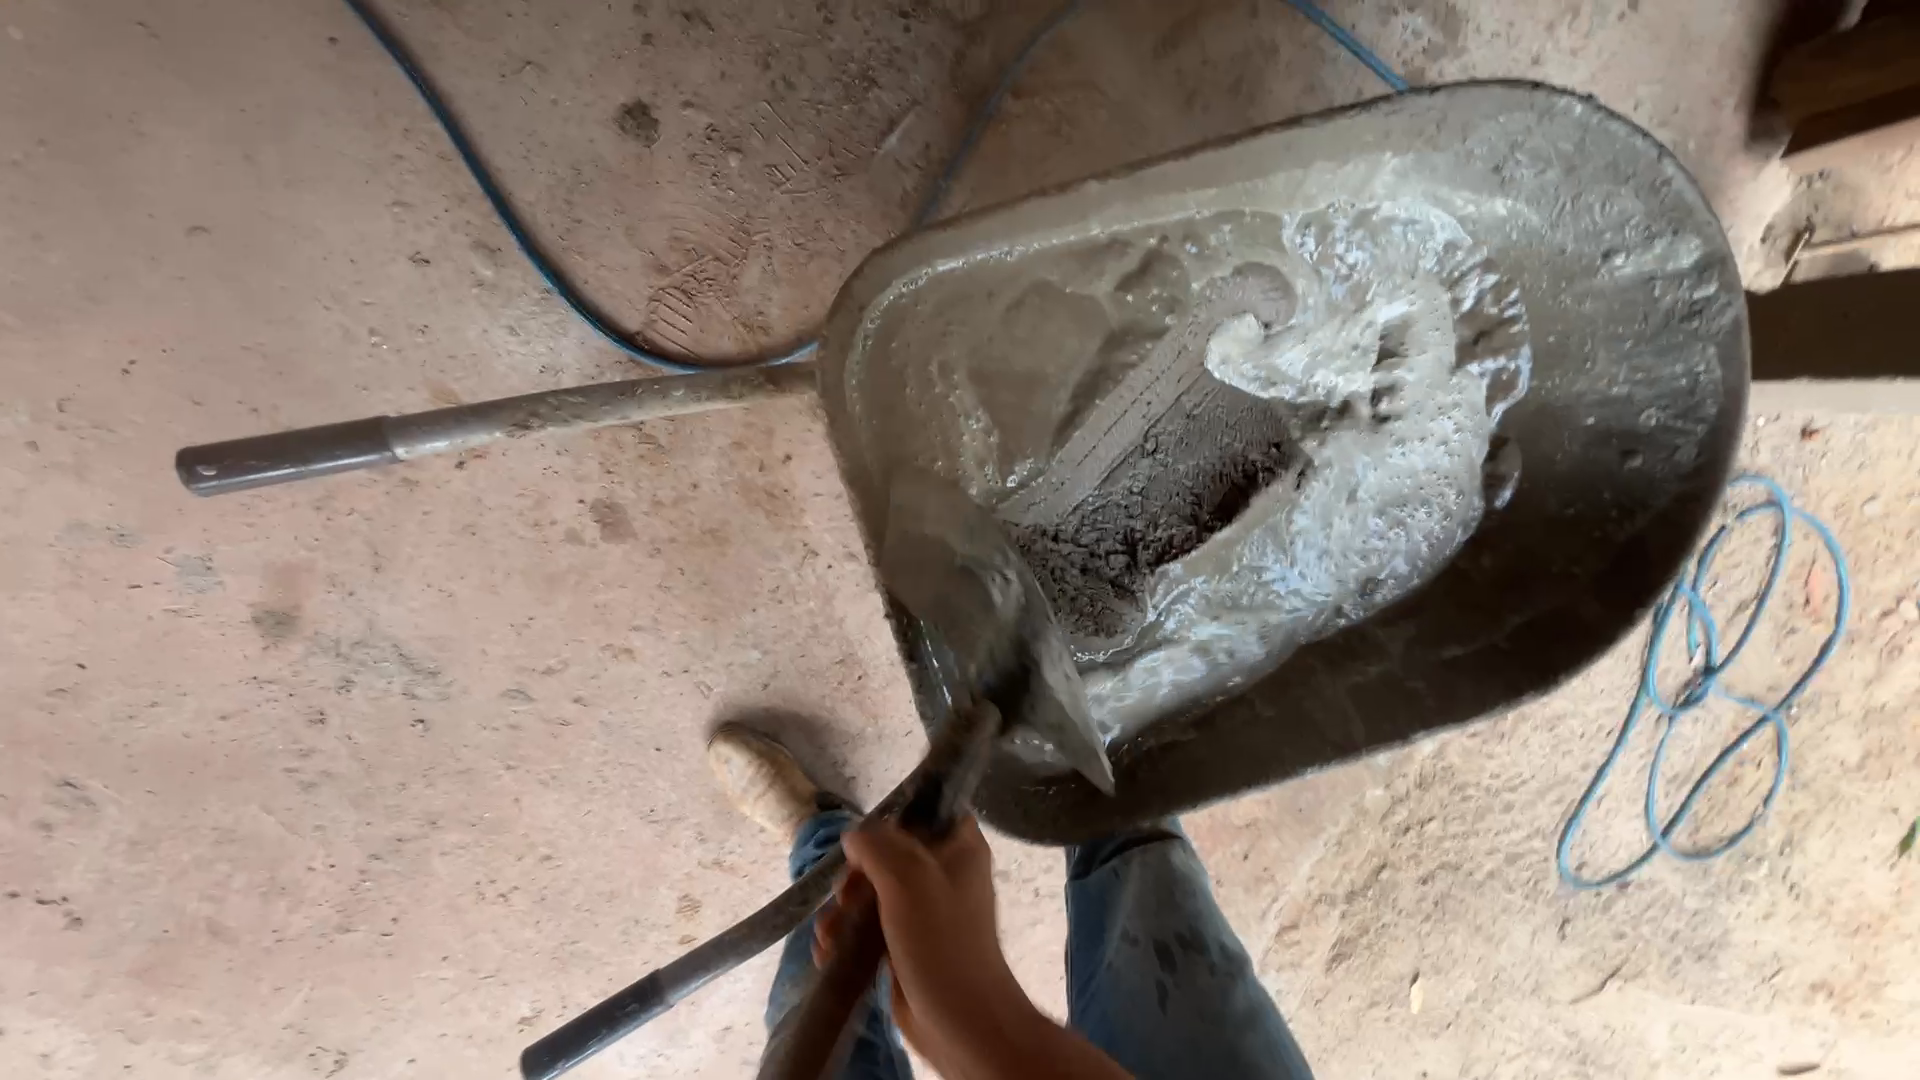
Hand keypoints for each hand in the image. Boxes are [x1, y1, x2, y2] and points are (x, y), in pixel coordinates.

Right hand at [815, 816, 1131, 1079]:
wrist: (957, 1019)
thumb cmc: (940, 939)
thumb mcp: (907, 877)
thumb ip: (877, 845)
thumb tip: (854, 835)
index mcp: (960, 846)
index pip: (925, 813)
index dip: (893, 823)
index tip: (867, 842)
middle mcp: (945, 872)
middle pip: (889, 855)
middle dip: (857, 875)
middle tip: (845, 896)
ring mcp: (925, 911)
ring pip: (875, 893)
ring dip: (844, 910)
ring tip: (828, 933)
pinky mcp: (907, 945)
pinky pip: (871, 928)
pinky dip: (848, 936)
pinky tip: (827, 950)